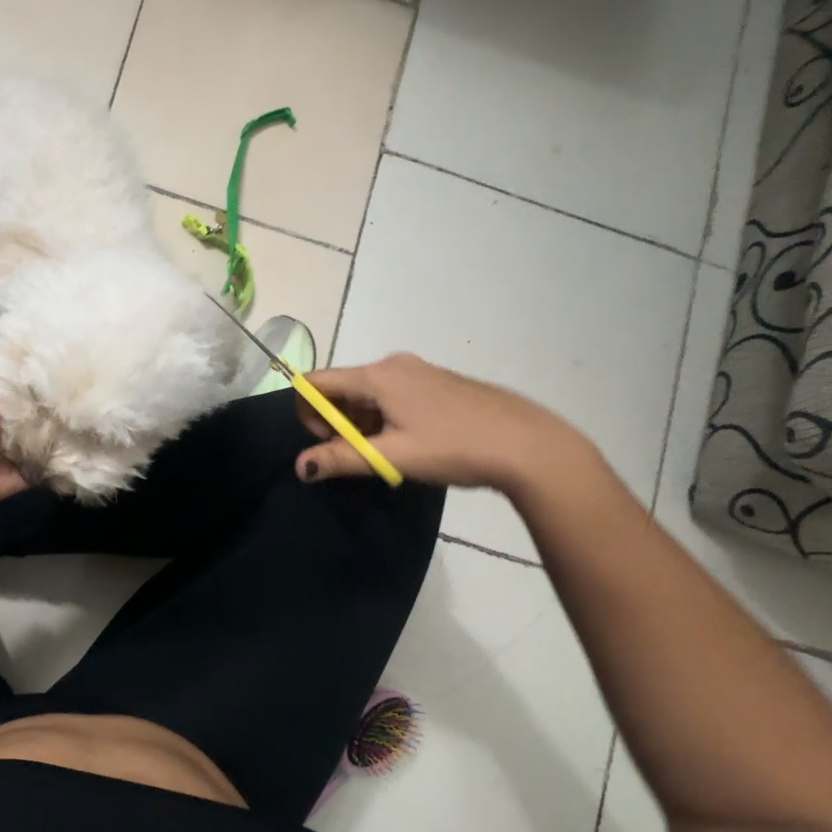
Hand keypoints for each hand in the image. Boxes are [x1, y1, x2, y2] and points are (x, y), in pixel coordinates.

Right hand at [292, 353, 596, 494]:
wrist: (531, 447)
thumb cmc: (456, 448)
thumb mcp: (393, 457)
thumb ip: (341, 459)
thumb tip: (299, 467)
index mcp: (377, 376)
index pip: (314, 383)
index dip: (308, 414)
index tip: (332, 443)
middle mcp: (393, 364)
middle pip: (340, 388)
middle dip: (338, 423)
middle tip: (364, 455)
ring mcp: (419, 371)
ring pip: (367, 394)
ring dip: (363, 424)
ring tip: (393, 453)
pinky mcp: (438, 383)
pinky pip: (392, 395)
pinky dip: (386, 418)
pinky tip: (415, 443)